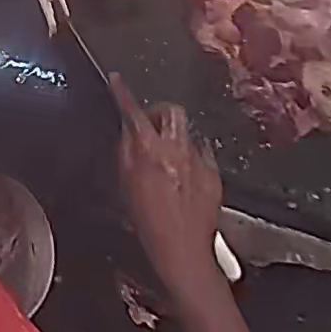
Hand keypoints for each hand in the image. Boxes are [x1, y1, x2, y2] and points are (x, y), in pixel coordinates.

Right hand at [111, 72, 222, 291]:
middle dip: (158, 112)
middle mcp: (178, 150)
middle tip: (149, 126)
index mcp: (151, 151)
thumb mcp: (125, 181)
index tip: (116, 80)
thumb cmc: (148, 220)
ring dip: (173, 135)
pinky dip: (190, 155)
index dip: (122, 93)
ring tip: (166, 155)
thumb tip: (127, 128)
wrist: (183, 251)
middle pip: (170, 110)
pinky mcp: (214, 174)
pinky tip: (182, 173)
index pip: (134, 111)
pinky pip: (201, 151)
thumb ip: (126, 149)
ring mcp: (199, 161)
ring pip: (186, 130)